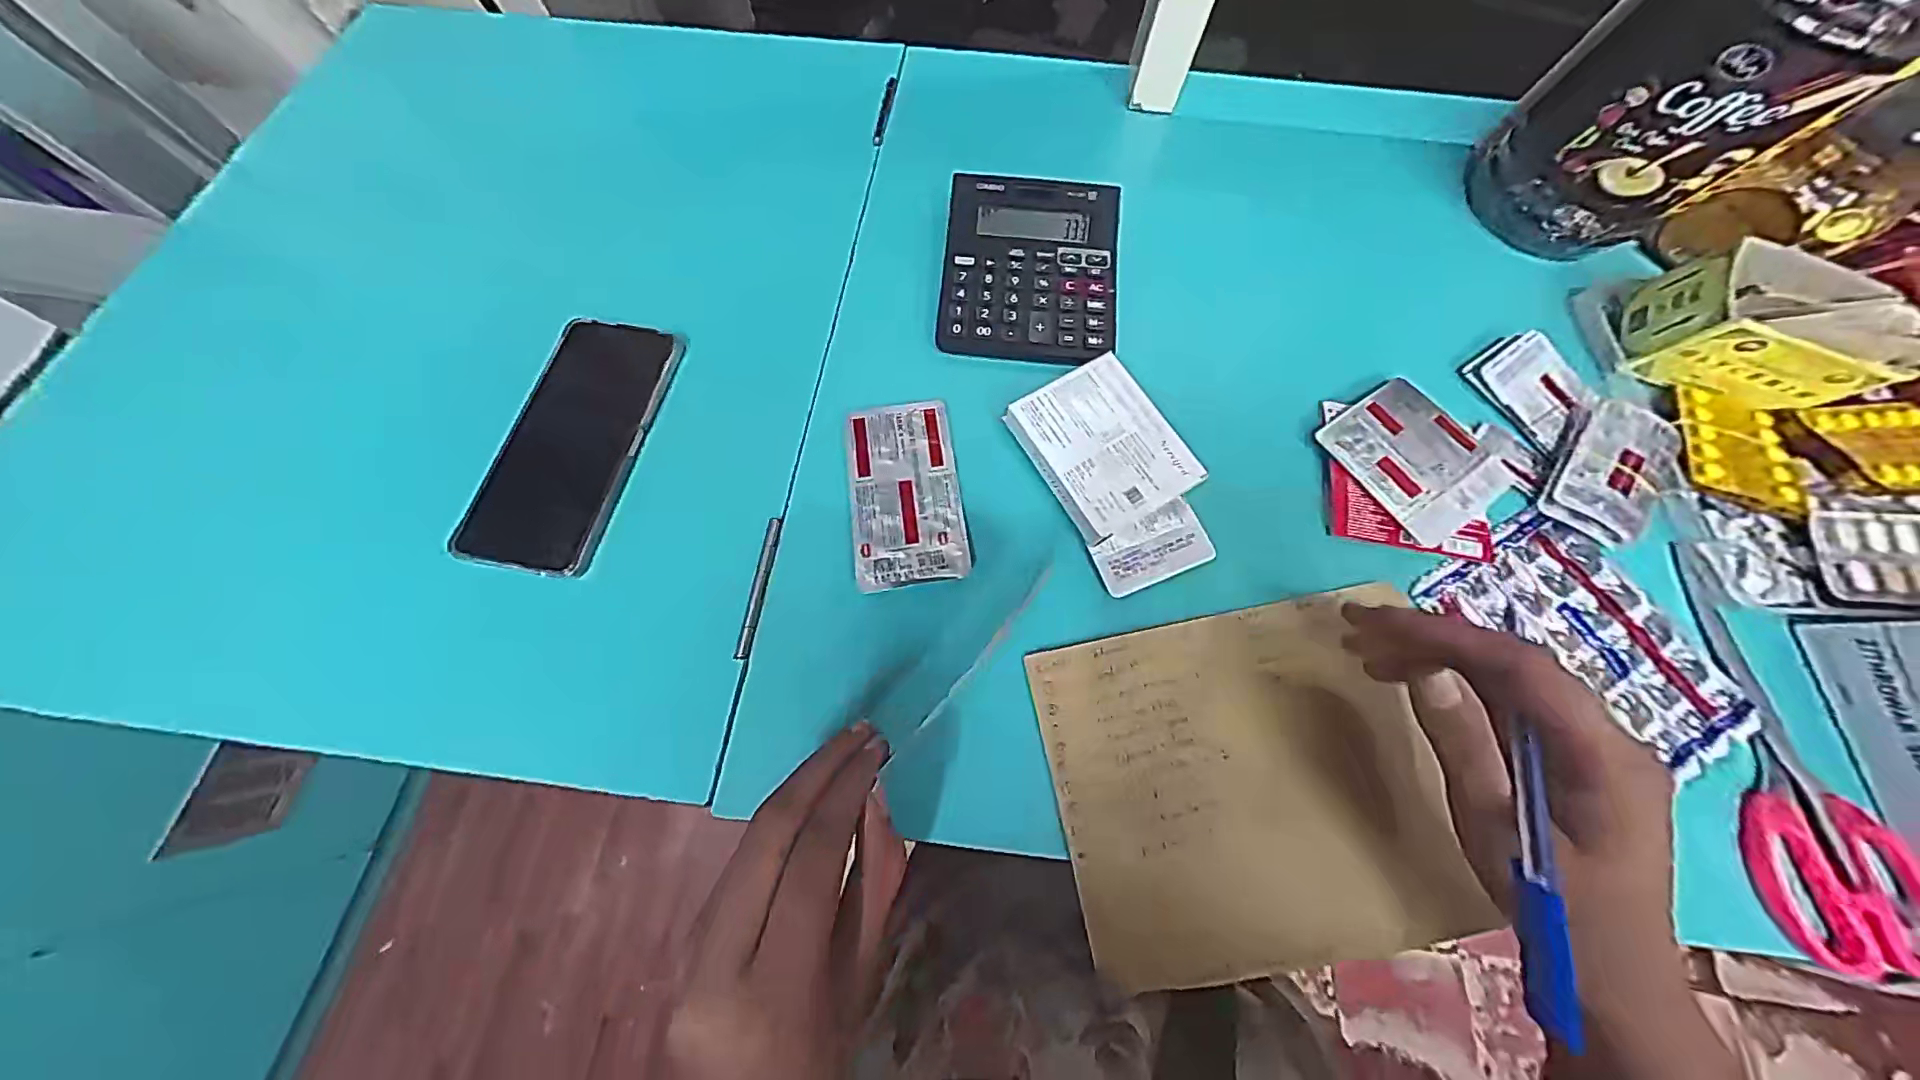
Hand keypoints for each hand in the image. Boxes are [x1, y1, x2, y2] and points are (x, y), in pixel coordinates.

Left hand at [654, 724, 908, 1079]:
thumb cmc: (824, 1050)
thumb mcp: (862, 977)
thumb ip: (873, 883)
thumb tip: (874, 797)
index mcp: (770, 986)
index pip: (810, 858)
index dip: (846, 793)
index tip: (875, 752)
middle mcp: (712, 961)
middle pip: (768, 831)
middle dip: (818, 769)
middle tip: (858, 734)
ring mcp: (687, 946)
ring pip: (748, 836)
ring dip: (799, 784)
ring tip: (841, 752)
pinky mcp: (683, 934)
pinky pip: (740, 859)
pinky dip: (781, 818)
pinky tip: (811, 793)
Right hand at [1340, 604, 1674, 939]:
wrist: (1612, 977)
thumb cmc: (1554, 909)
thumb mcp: (1495, 829)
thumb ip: (1465, 746)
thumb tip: (1428, 674)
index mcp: (1603, 753)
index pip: (1520, 667)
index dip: (1444, 635)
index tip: (1376, 624)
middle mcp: (1608, 735)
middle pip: (1515, 663)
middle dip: (1434, 638)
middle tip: (1357, 629)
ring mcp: (1592, 745)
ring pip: (1510, 678)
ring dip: (1440, 657)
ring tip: (1371, 654)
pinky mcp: (1571, 757)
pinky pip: (1511, 703)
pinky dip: (1458, 685)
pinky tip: (1416, 681)